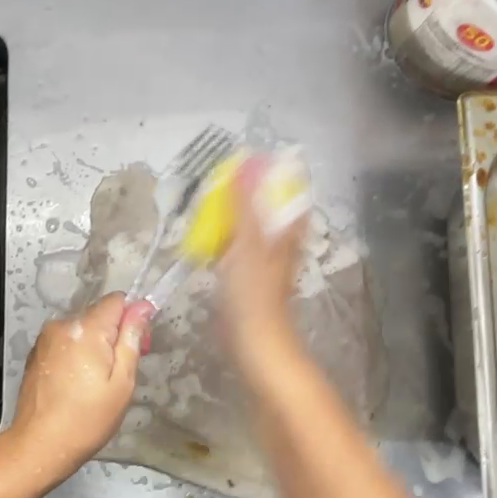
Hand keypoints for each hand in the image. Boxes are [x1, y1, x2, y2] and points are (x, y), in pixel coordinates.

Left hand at [1, 294, 146, 478]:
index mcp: (85, 328)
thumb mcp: (122, 382)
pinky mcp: (36, 354)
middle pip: (98, 314)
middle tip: (120, 373)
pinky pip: (65, 343)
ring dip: (95, 346)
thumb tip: (143, 307)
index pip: (116, 301)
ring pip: (81, 330)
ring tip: (97, 383)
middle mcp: (61, 325)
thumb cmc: (88, 418)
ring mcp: (45, 339)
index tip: (139, 348)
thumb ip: (131, 339)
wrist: (40, 444)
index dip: (133, 319)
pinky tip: (76, 384)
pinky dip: (76, 355)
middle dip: (114, 335)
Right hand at [217, 155, 307, 371]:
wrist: (254, 339)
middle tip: (222, 178)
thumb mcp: (248, 243)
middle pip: (269, 203)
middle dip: (248, 188)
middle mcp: (281, 238)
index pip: (289, 187)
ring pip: (252, 222)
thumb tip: (247, 165)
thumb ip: (245, 204)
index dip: (274, 169)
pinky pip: (238, 243)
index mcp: (287, 228)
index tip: (249, 158)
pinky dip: (224, 234)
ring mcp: (266, 256)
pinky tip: (207, 235)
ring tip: (210, 201)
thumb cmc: (254, 292)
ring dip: (233, 211)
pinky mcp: (250, 272)